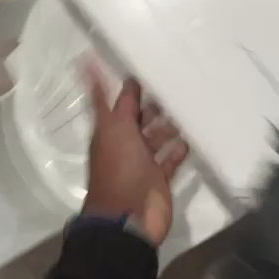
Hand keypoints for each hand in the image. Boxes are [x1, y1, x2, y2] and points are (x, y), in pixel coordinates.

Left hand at [81, 61, 189, 243]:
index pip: (122, 102)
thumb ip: (103, 97)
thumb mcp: (112, 127)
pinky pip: (171, 160)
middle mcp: (127, 144)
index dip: (132, 87)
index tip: (152, 66)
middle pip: (142, 120)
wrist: (128, 218)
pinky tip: (192, 138)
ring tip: (190, 108)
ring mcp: (144, 162)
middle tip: (180, 86)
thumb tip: (85, 60)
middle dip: (156, 105)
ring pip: (158, 138)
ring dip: (170, 126)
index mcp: (112, 130)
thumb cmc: (120, 168)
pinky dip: (179, 150)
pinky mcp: (160, 179)